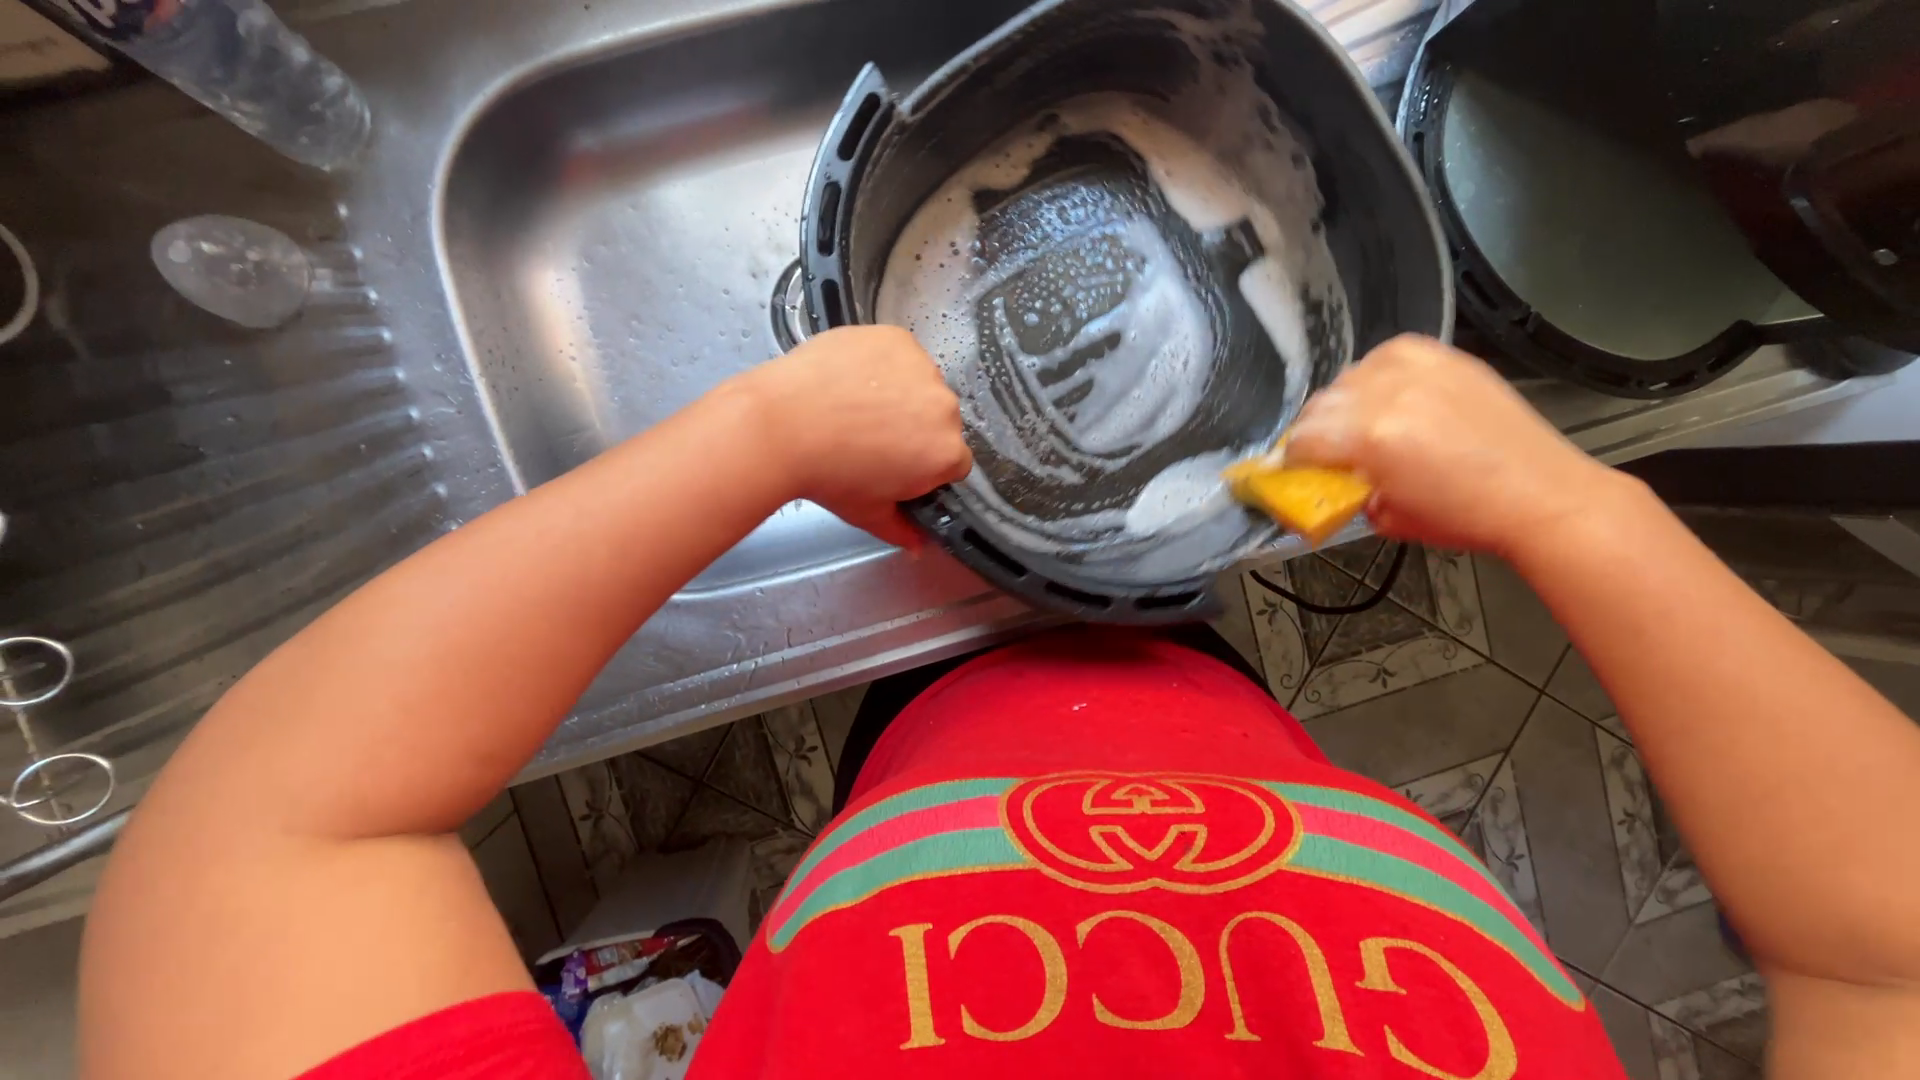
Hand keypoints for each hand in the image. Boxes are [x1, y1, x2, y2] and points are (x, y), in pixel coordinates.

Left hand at [739, 325, 972, 548]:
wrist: (781, 424)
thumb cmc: (826, 473)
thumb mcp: (868, 513)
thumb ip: (902, 530)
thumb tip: (918, 546)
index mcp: (945, 454)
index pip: (953, 462)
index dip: (924, 465)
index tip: (896, 465)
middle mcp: (944, 407)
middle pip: (939, 420)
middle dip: (915, 427)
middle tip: (871, 437)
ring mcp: (921, 368)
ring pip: (920, 384)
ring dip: (900, 393)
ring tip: (856, 406)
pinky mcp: (896, 339)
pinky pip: (900, 354)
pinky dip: (882, 363)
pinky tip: (852, 380)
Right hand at [1285, 335, 1642, 558]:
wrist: (1542, 497)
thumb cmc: (1469, 516)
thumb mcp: (1390, 517)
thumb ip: (1350, 491)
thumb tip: (1328, 482)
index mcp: (1371, 439)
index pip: (1303, 439)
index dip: (1291, 458)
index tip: (1291, 468)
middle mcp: (1391, 396)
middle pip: (1321, 403)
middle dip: (1313, 430)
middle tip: (1321, 450)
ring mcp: (1422, 372)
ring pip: (1350, 375)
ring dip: (1343, 400)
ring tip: (1356, 422)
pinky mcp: (1449, 360)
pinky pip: (1389, 353)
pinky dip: (1378, 371)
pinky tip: (1386, 393)